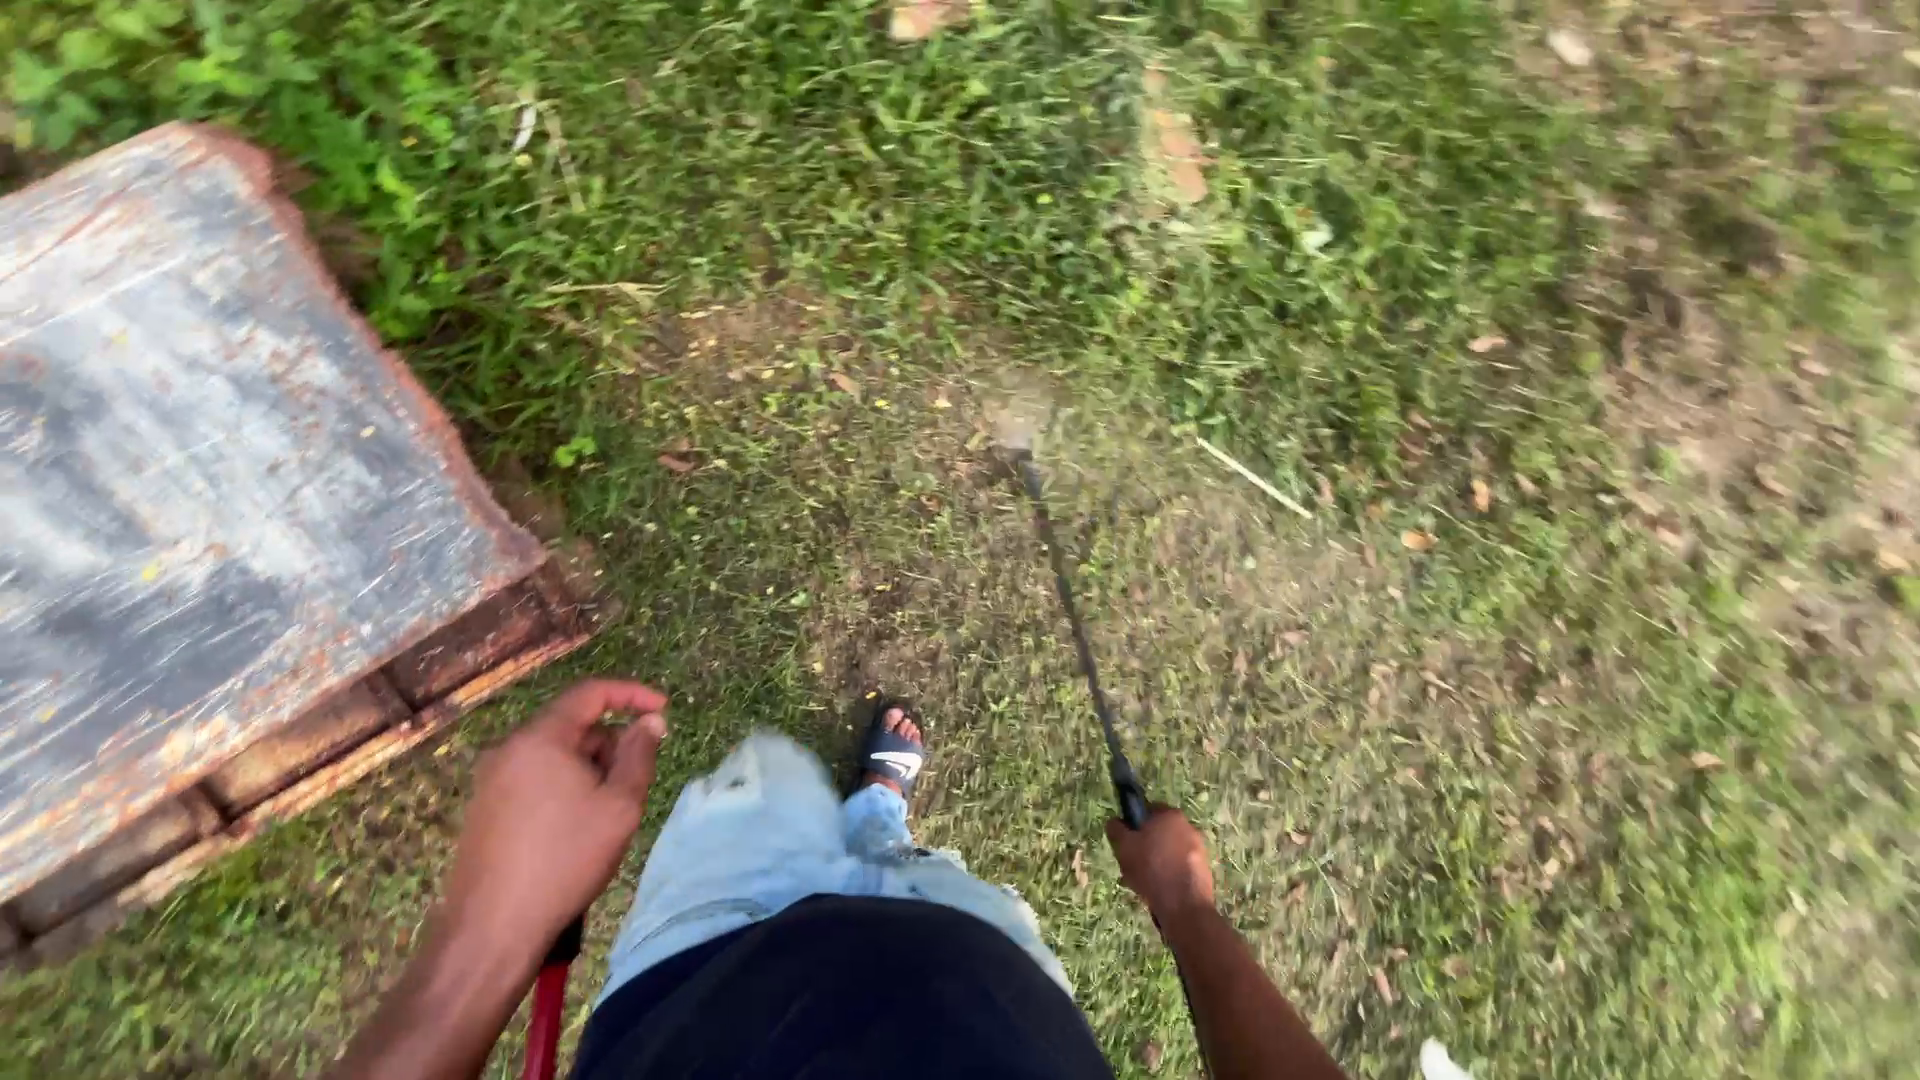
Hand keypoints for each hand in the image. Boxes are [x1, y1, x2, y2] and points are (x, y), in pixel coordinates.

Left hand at [441, 679, 667, 949]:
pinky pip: (536, 778)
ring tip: (606, 815)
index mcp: (540, 738)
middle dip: (612, 745)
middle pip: (574, 726)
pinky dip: (566, 787)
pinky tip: (576, 830)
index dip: (632, 695)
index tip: (664, 712)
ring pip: (557, 755)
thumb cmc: (565, 859)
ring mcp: (491, 781)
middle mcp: (509, 749)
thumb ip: (640, 754)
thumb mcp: (620, 805)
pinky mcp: (485, 809)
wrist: (491, 931)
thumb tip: (650, 721)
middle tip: (635, 784)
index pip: (591, 693)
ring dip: (590, 770)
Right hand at [1106, 804, 1214, 918]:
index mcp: (1170, 814)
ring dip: (1159, 861)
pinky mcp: (1205, 871)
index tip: (1127, 841)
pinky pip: (1181, 867)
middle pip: (1161, 832)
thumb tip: (1115, 822)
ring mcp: (1200, 850)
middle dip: (1147, 845)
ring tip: (1145, 881)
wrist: (1184, 906)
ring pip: (1171, 851)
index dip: (1135, 824)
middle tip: (1133, 862)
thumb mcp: (1123, 846)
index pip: (1148, 810)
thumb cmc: (1151, 869)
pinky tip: (1160, 890)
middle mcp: (1189, 827)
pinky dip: (1171, 875)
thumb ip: (1116, 829)